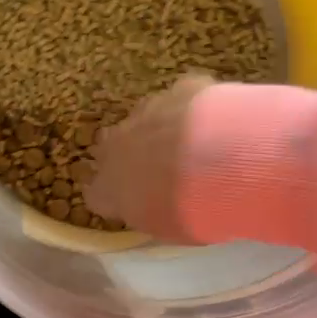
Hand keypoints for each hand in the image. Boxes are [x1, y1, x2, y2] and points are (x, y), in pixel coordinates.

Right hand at [84, 74, 214, 242]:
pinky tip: (219, 122)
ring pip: (146, 118)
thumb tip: (161, 209)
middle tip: (163, 170)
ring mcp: (146, 112)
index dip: (115, 197)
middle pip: (112, 147)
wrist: (218, 163)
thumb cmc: (187, 210)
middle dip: (133, 154)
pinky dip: (195, 109)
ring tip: (197, 147)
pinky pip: (182, 99)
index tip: (134, 202)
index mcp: (109, 187)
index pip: (97, 194)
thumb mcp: (167, 228)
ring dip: (164, 130)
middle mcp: (117, 145)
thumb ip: (155, 215)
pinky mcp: (179, 90)